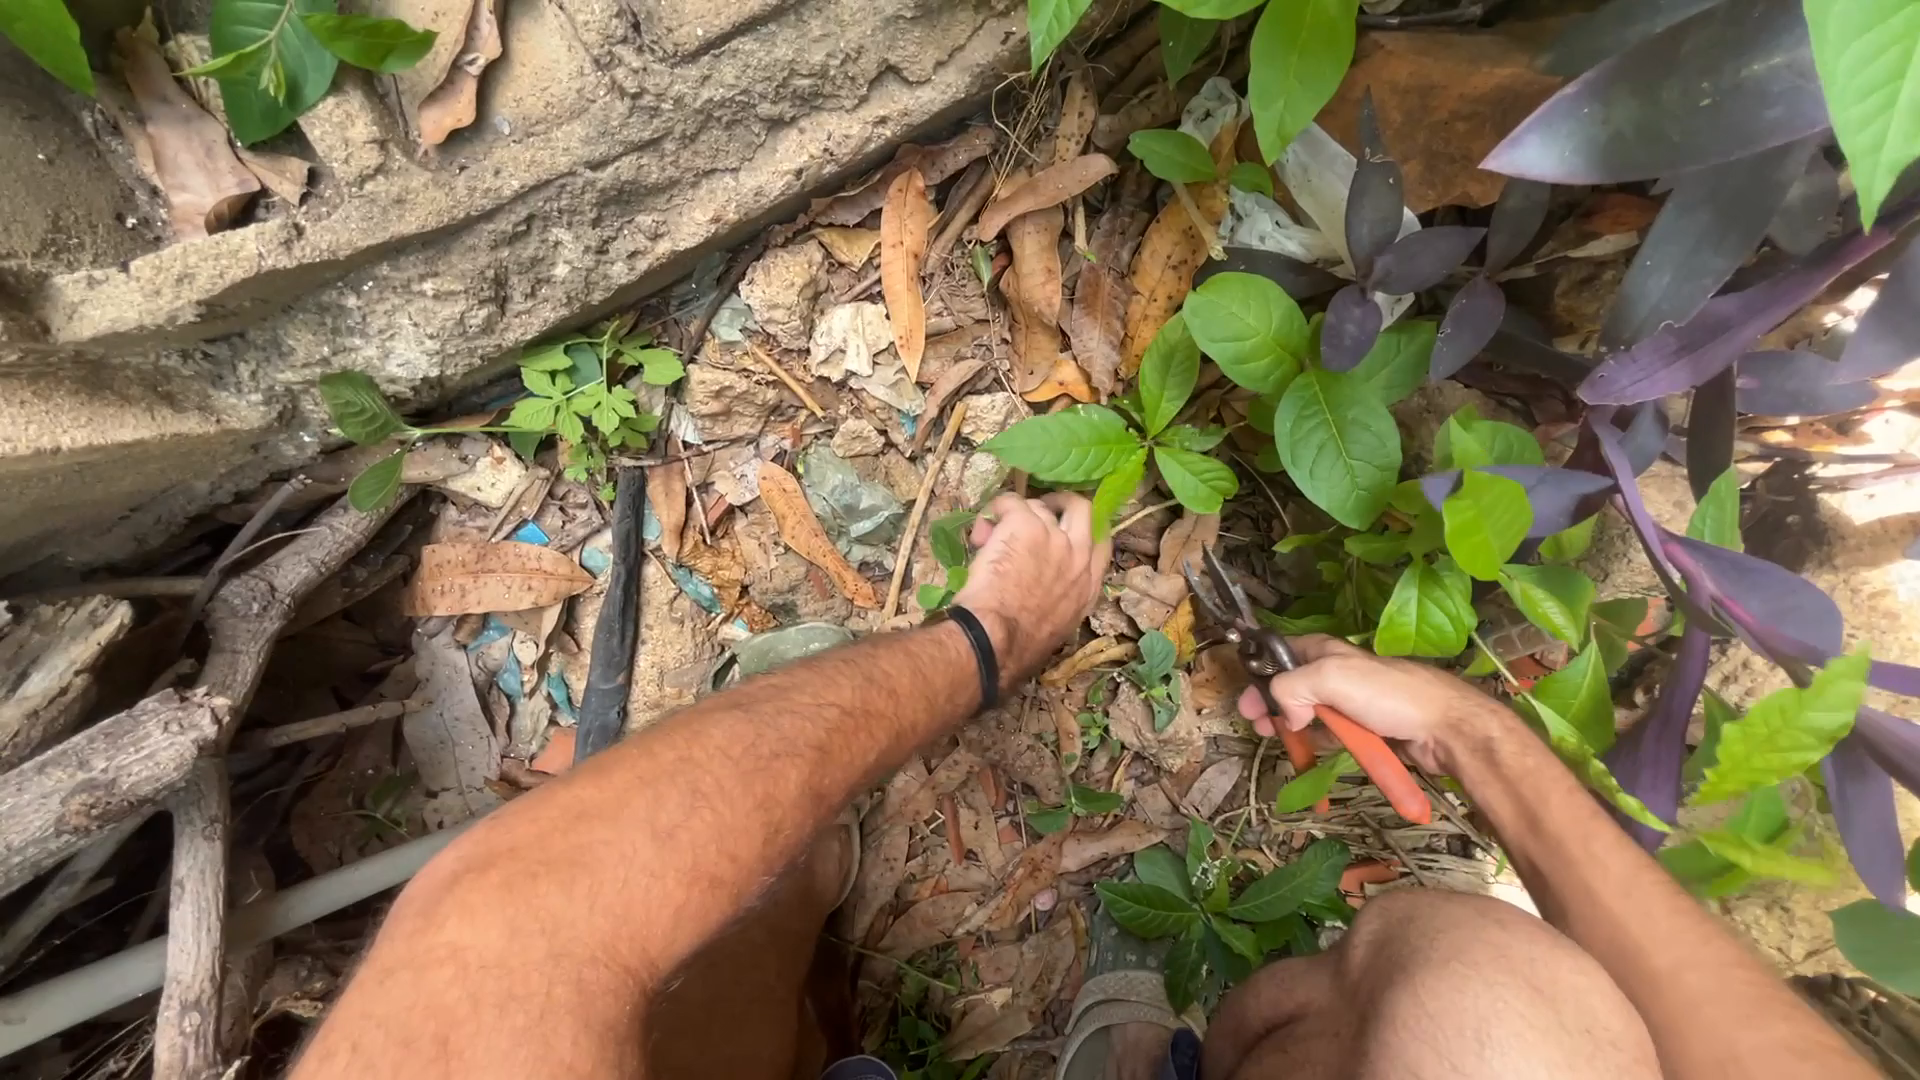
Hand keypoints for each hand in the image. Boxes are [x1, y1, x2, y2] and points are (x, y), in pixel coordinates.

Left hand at [952, 492, 1110, 686]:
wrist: (998, 638)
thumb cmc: (1019, 644)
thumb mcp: (1057, 626)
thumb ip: (1060, 601)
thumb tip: (1041, 590)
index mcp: (1088, 585)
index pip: (1102, 544)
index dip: (1084, 529)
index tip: (1064, 528)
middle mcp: (1078, 555)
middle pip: (1082, 509)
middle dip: (1060, 502)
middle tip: (1036, 508)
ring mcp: (1054, 536)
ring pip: (1037, 506)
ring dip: (1015, 516)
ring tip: (989, 537)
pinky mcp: (1025, 524)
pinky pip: (1009, 502)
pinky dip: (993, 511)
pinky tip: (980, 532)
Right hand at [1234, 635, 1508, 773]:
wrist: (1445, 727)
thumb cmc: (1386, 694)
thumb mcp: (1329, 678)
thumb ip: (1290, 687)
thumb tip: (1282, 712)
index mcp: (1322, 651)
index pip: (1278, 654)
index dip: (1258, 674)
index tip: (1246, 700)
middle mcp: (1333, 671)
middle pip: (1288, 685)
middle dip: (1270, 704)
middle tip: (1257, 724)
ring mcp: (1348, 700)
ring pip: (1307, 711)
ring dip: (1290, 725)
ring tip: (1278, 739)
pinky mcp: (1362, 726)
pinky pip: (1330, 732)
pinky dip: (1316, 741)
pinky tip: (1307, 750)